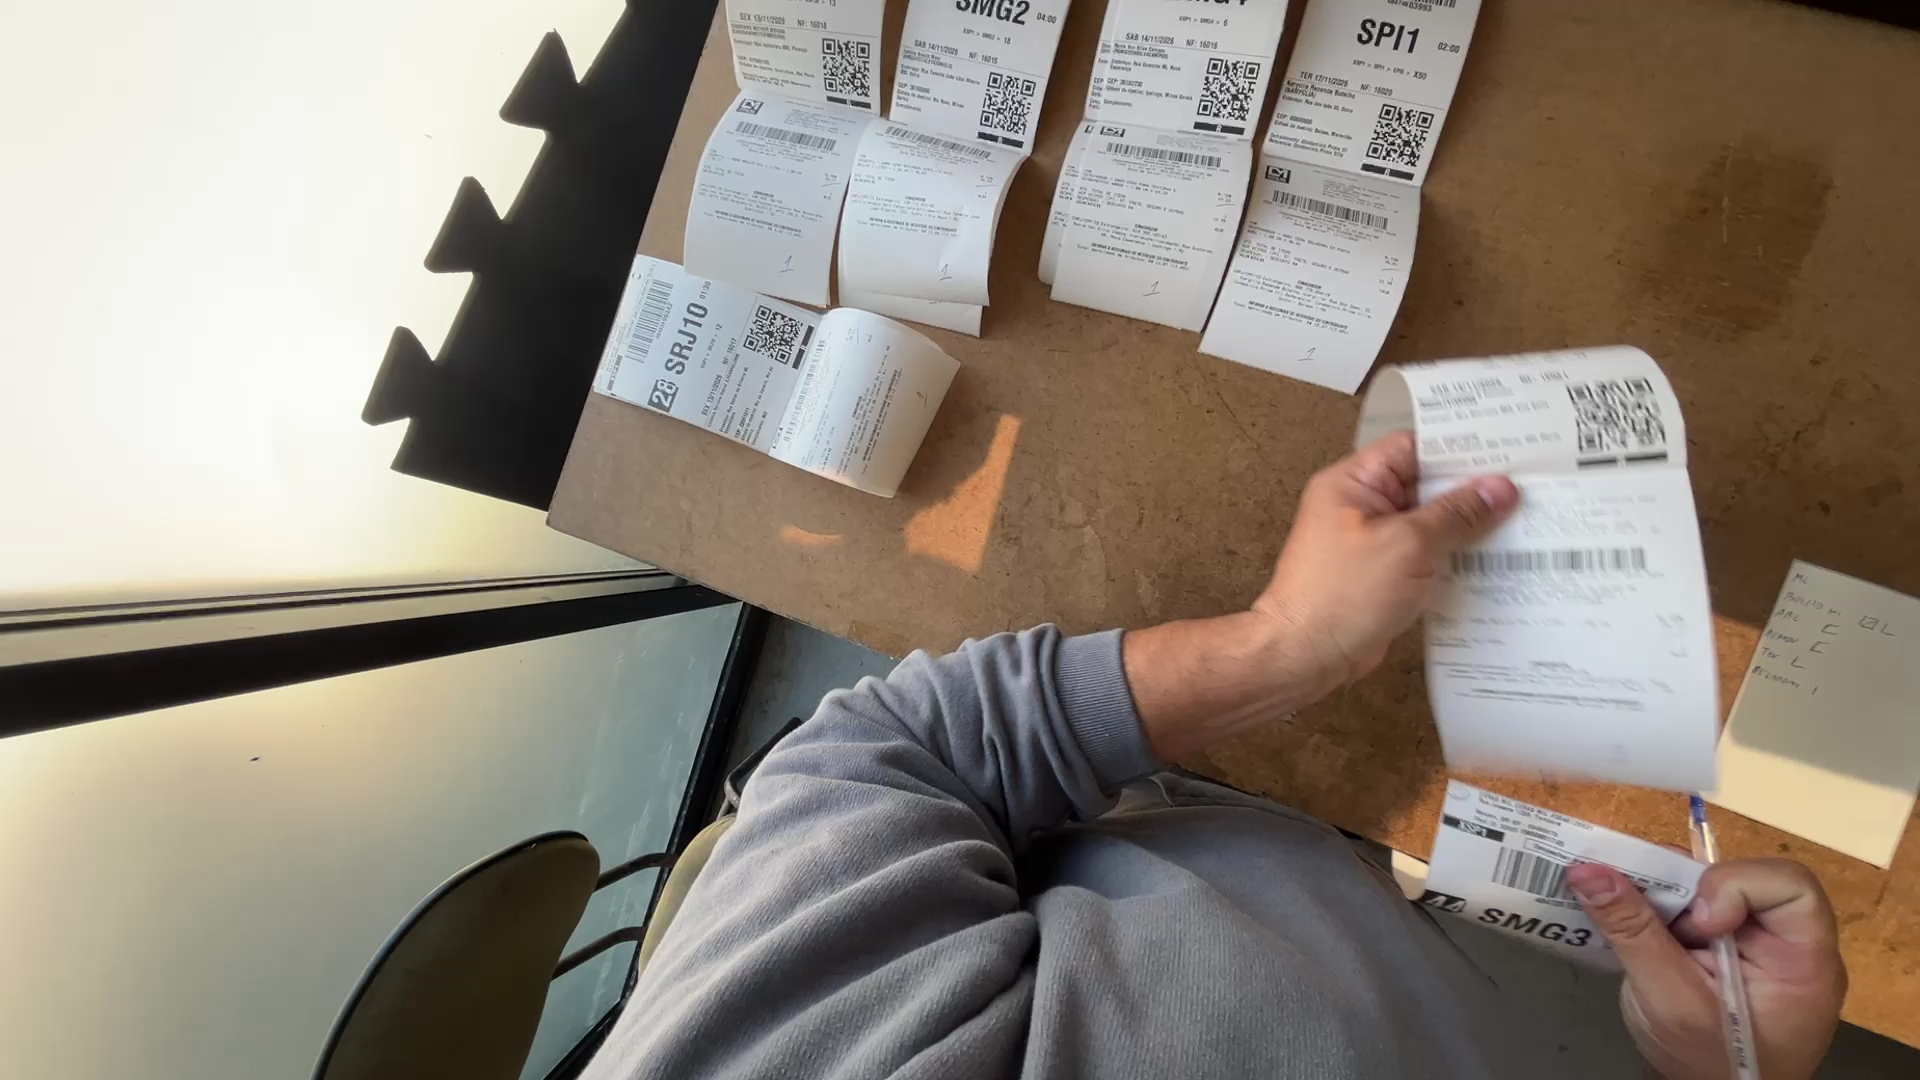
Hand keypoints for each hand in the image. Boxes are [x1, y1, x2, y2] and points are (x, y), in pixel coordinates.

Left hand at [1252, 430, 1519, 693]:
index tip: (1514, 447)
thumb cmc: (1342, 592)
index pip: (1411, 447)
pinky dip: (1457, 555)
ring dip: (1471, 525)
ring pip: (1431, 521)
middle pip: (1426, 484)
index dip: (1460, 446)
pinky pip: (1427, 553)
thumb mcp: (1407, 544)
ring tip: (1536, 519)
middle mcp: (1359, 506)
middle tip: (1539, 485)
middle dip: (1476, 488)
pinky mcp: (1383, 572)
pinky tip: (1502, 560)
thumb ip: (1455, 513)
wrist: (1308, 650)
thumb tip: (1500, 487)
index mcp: (1352, 483)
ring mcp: (1371, 540)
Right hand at [1568, 859, 1847, 1079]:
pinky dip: (1636, 900)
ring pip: (1690, 881)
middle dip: (1670, 883)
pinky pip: (1671, 899)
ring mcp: (1740, 939)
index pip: (1787, 887)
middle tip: (1631, 903)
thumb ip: (1632, 932)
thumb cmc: (1709, 1059)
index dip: (1734, 886)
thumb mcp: (1669, 1000)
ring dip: (1645, 889)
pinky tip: (1613, 916)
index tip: (1696, 923)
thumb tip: (1585, 870)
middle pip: (1729, 875)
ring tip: (1613, 910)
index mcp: (1799, 960)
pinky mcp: (1705, 940)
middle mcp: (1776, 940)